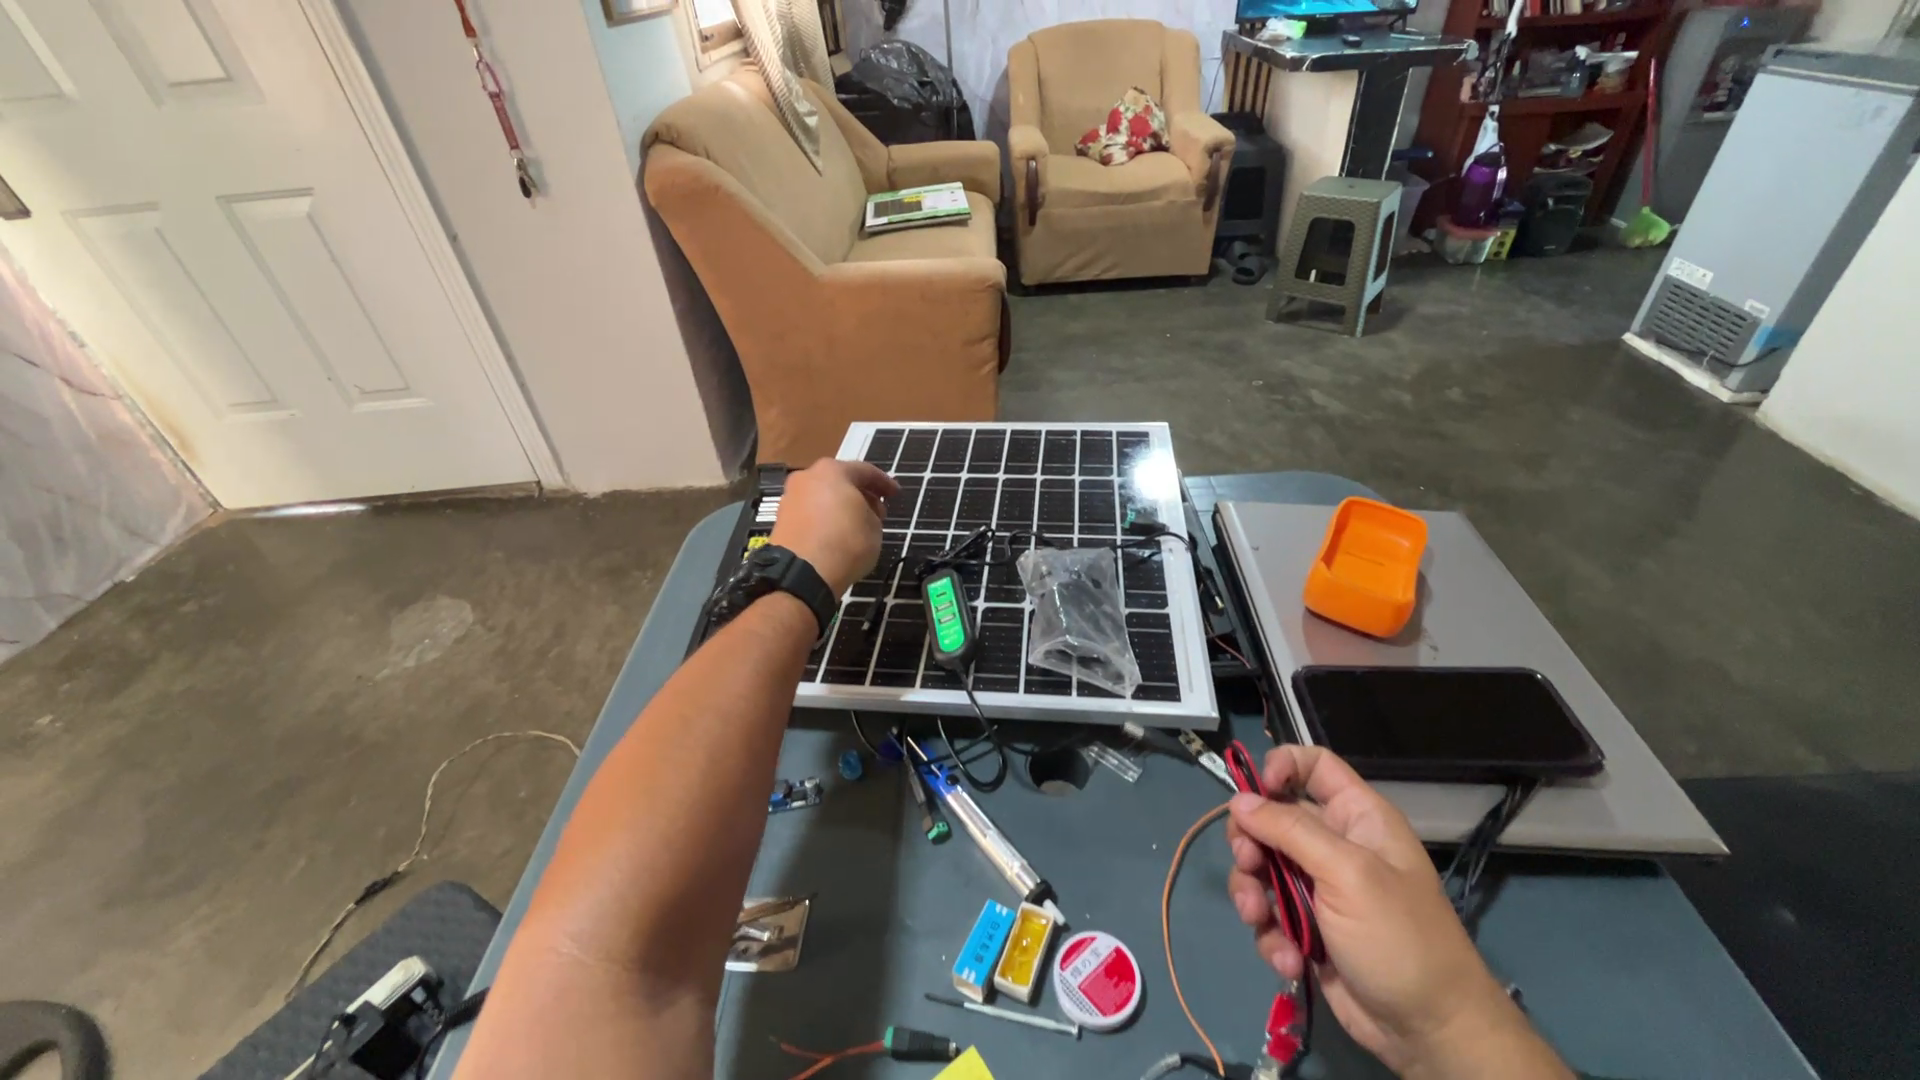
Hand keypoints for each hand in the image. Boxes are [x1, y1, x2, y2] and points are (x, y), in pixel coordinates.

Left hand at [768, 458, 898, 595]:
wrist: (802, 573)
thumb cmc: (846, 543)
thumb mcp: (875, 527)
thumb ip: (872, 513)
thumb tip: (864, 512)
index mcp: (832, 471)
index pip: (865, 471)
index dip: (884, 483)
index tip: (894, 494)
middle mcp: (807, 477)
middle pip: (840, 481)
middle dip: (860, 494)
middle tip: (877, 511)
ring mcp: (790, 497)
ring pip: (823, 496)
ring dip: (841, 506)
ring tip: (857, 525)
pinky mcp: (781, 519)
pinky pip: (810, 513)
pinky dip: (825, 519)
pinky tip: (836, 535)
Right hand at [1226, 747, 1569, 1078]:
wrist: (1427, 1030)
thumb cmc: (1399, 938)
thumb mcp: (1347, 874)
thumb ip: (1290, 830)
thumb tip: (1240, 800)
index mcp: (1357, 818)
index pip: (1314, 765)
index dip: (1280, 767)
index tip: (1253, 792)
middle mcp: (1335, 845)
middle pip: (1271, 817)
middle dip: (1251, 842)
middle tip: (1249, 864)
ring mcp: (1318, 887)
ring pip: (1261, 867)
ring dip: (1252, 893)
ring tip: (1261, 920)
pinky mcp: (1305, 927)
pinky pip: (1268, 913)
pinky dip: (1269, 934)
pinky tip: (1288, 958)